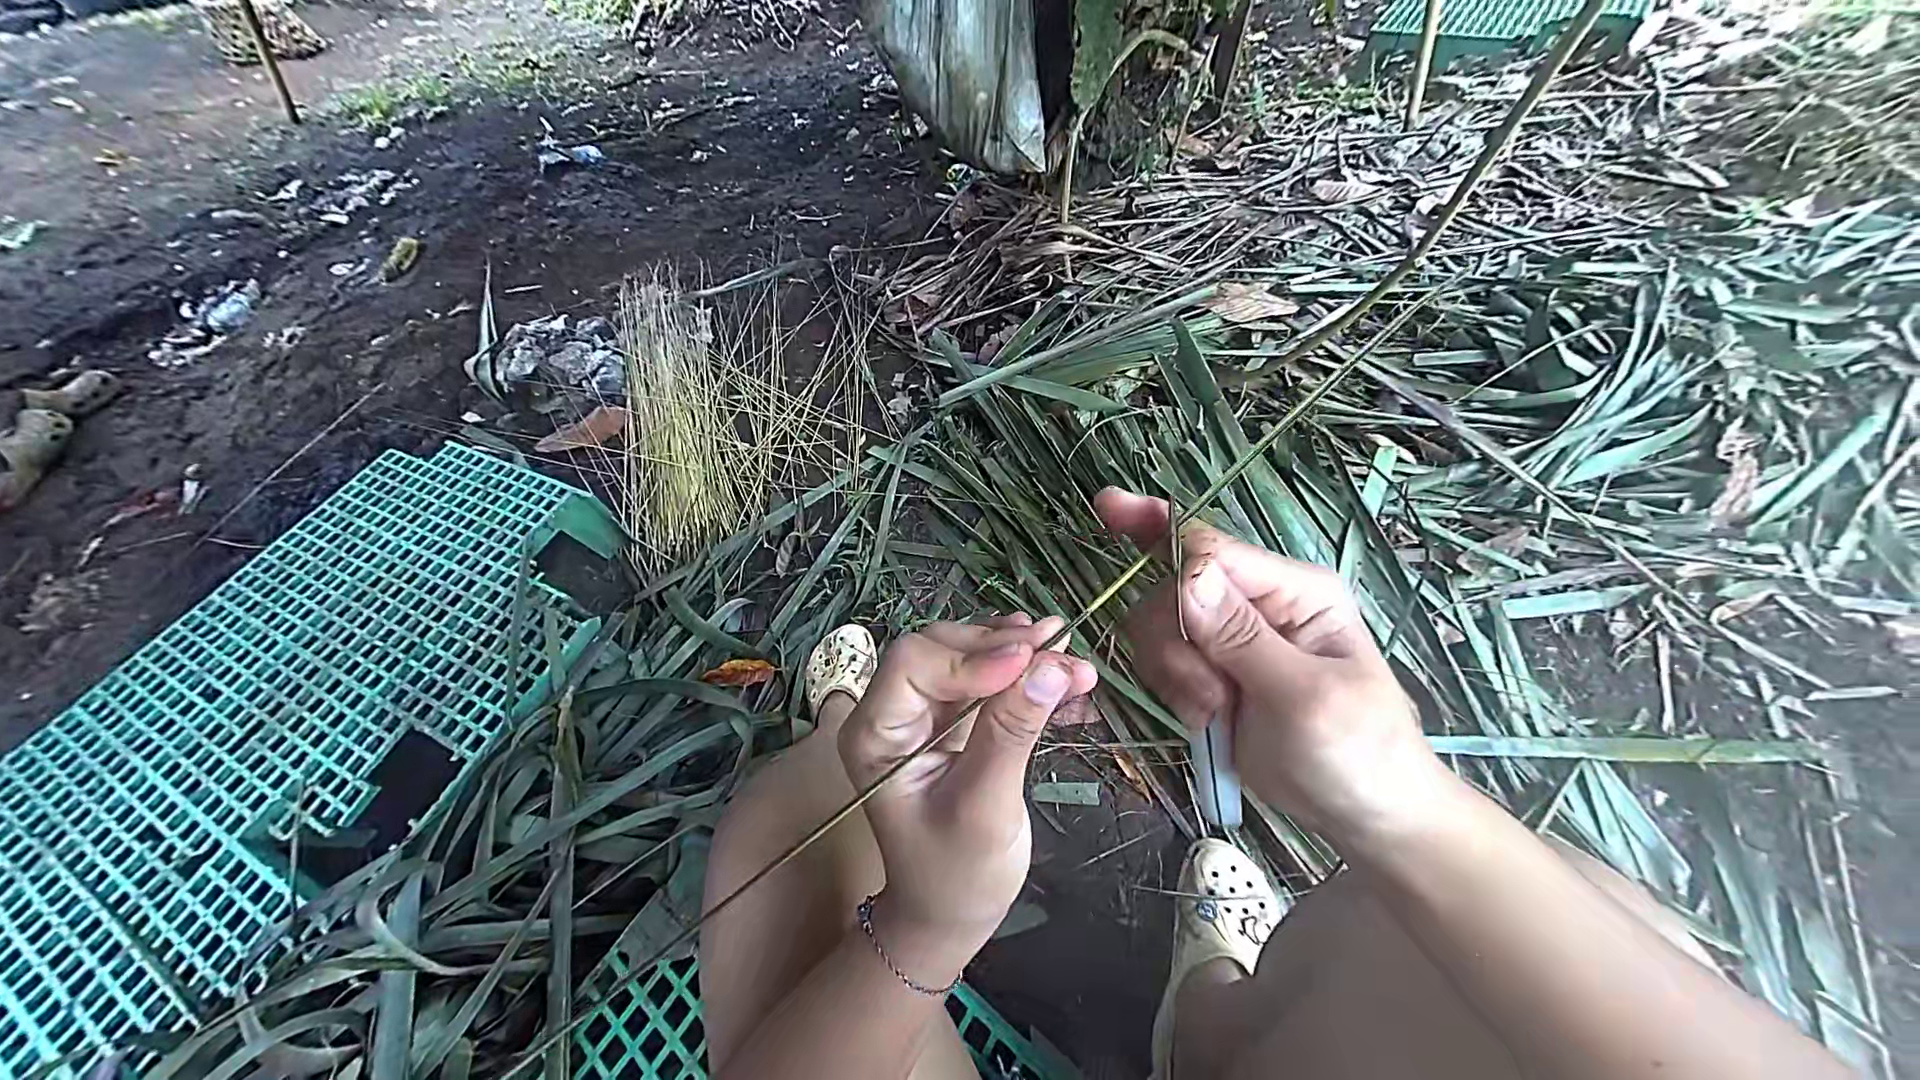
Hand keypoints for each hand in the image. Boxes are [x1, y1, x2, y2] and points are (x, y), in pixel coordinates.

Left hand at [837, 615, 1098, 986]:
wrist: (954, 909)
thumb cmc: (957, 873)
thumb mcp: (985, 807)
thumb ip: (1011, 733)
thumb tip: (1050, 666)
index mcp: (875, 732)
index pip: (913, 663)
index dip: (970, 655)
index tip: (1030, 660)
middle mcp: (894, 710)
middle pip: (944, 649)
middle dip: (1004, 648)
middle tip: (1062, 646)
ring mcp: (925, 710)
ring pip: (971, 656)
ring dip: (1023, 653)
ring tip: (1070, 654)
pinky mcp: (956, 716)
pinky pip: (990, 678)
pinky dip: (1027, 671)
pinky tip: (1060, 668)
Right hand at [1095, 489, 1445, 841]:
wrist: (1358, 813)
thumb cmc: (1356, 753)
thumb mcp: (1305, 696)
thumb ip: (1242, 637)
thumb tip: (1184, 578)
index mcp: (1292, 590)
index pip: (1211, 548)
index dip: (1155, 527)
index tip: (1104, 508)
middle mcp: (1254, 601)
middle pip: (1171, 589)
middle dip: (1174, 641)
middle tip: (1209, 694)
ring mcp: (1227, 635)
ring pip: (1157, 625)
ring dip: (1173, 672)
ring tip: (1215, 710)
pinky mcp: (1205, 667)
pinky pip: (1158, 658)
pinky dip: (1171, 689)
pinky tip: (1207, 718)